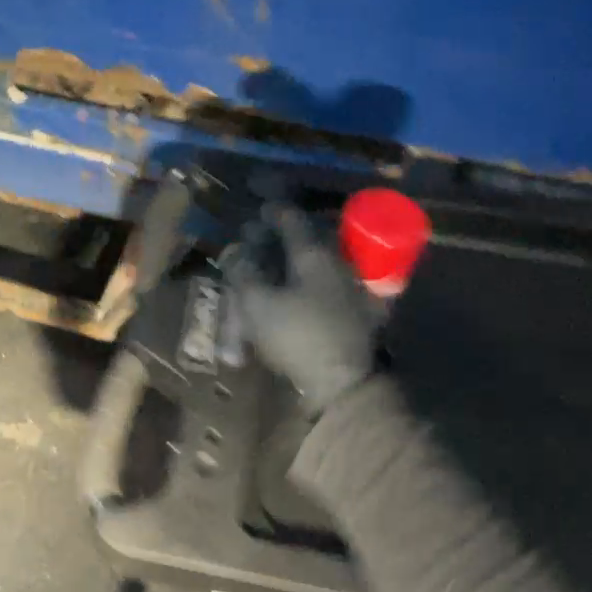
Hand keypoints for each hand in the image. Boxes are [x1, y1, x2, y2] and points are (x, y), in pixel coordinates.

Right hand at [221, 204, 378, 413]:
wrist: (341, 381)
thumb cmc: (296, 336)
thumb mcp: (257, 304)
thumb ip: (242, 273)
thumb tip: (233, 251)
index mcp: (315, 254)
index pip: (292, 220)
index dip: (272, 213)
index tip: (259, 210)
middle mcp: (338, 264)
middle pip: (304, 246)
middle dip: (278, 246)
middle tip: (256, 250)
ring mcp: (351, 290)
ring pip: (314, 272)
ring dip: (289, 274)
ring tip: (270, 283)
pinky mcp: (357, 316)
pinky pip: (325, 295)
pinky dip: (304, 296)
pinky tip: (291, 309)